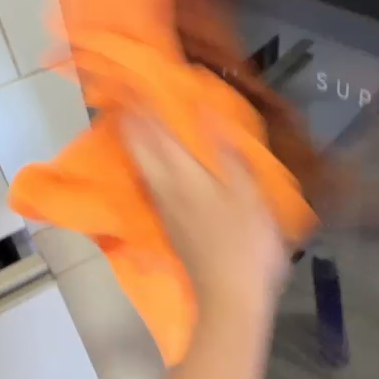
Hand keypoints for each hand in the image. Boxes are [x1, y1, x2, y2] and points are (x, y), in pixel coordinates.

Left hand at [125, 114, 287, 321]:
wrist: (230, 299)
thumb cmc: (246, 245)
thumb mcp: (247, 194)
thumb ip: (227, 153)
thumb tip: (206, 110)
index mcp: (183, 176)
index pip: (154, 132)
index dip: (142, 104)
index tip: (135, 79)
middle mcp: (165, 188)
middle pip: (140, 148)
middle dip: (133, 121)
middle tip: (131, 95)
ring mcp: (165, 209)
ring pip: (143, 166)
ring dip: (139, 141)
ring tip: (139, 120)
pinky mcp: (170, 226)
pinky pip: (152, 183)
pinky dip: (150, 163)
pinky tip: (158, 162)